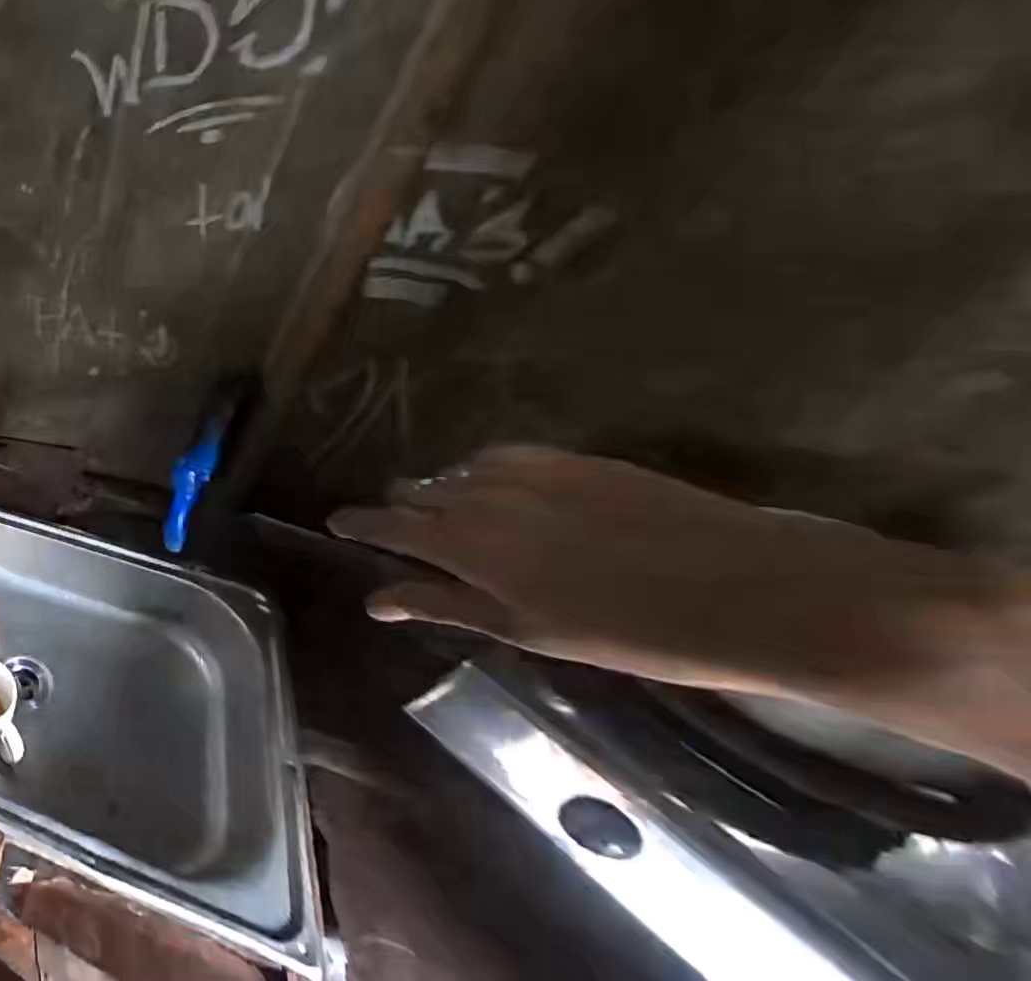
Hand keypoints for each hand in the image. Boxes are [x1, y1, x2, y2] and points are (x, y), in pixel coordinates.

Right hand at [329, 446, 1030, 769]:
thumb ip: (442, 605)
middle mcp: (482, 495)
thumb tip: (375, 601)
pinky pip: (502, 458)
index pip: (386, 523)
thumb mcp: (524, 630)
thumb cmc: (628, 631)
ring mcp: (527, 469)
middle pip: (415, 492)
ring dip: (444, 493)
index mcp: (464, 543)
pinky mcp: (570, 457)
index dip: (356, 523)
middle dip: (400, 510)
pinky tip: (507, 493)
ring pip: (456, 473)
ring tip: (457, 518)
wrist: (752, 589)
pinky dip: (485, 475)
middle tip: (405, 534)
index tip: (335, 523)